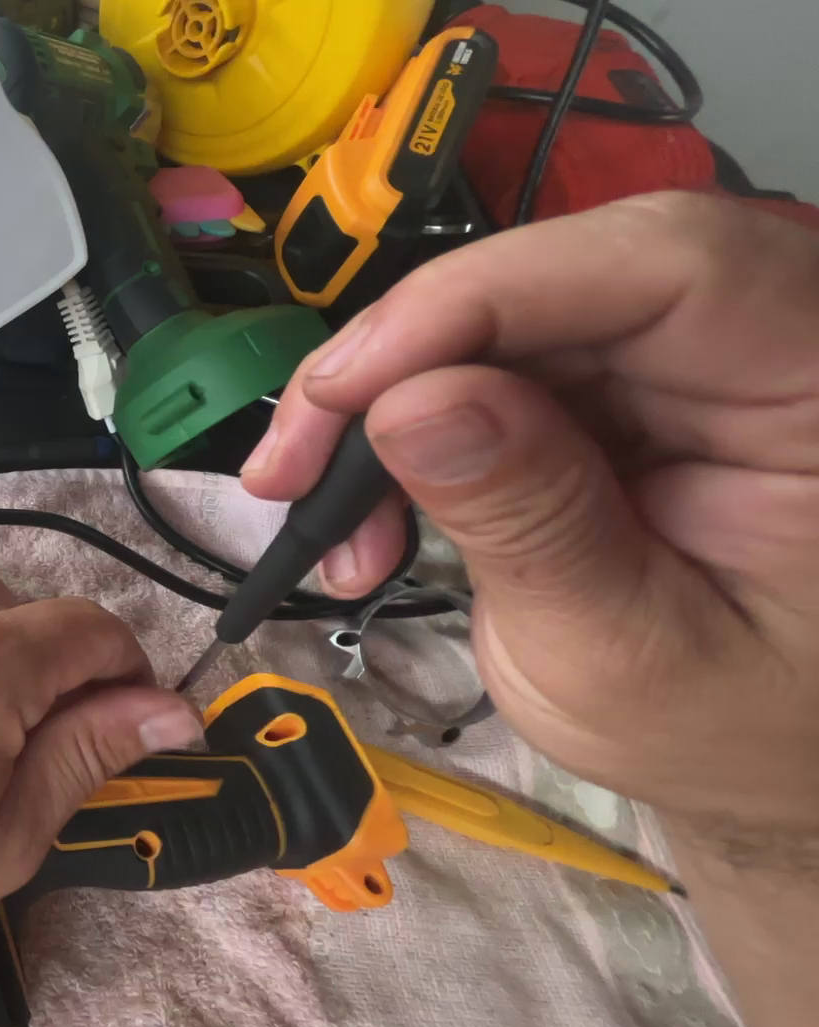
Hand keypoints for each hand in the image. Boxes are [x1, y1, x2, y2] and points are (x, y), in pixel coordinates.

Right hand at [243, 193, 818, 844]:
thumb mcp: (615, 648)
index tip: (340, 392)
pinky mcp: (588, 396)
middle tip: (286, 469)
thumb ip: (528, 521)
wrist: (743, 749)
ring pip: (465, 335)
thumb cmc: (720, 725)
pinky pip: (450, 383)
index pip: (657, 266)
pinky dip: (376, 448)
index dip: (474, 300)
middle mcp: (752, 349)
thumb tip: (410, 406)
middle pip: (531, 288)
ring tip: (320, 524)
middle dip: (378, 374)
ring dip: (360, 426)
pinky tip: (353, 519)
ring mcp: (660, 371)